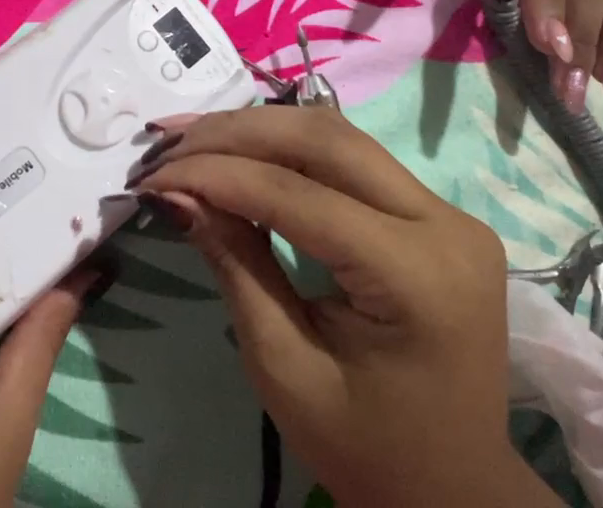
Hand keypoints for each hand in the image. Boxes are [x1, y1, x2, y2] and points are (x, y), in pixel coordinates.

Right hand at [132, 108, 559, 506]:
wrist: (451, 486)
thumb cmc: (364, 446)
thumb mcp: (284, 365)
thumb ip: (235, 265)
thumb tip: (175, 192)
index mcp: (416, 274)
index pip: (299, 193)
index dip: (217, 174)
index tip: (151, 176)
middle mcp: (445, 223)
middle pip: (326, 140)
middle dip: (236, 134)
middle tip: (166, 144)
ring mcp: (448, 212)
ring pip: (341, 137)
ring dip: (260, 130)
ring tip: (192, 139)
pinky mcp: (437, 214)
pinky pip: (355, 161)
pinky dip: (290, 149)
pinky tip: (243, 151)